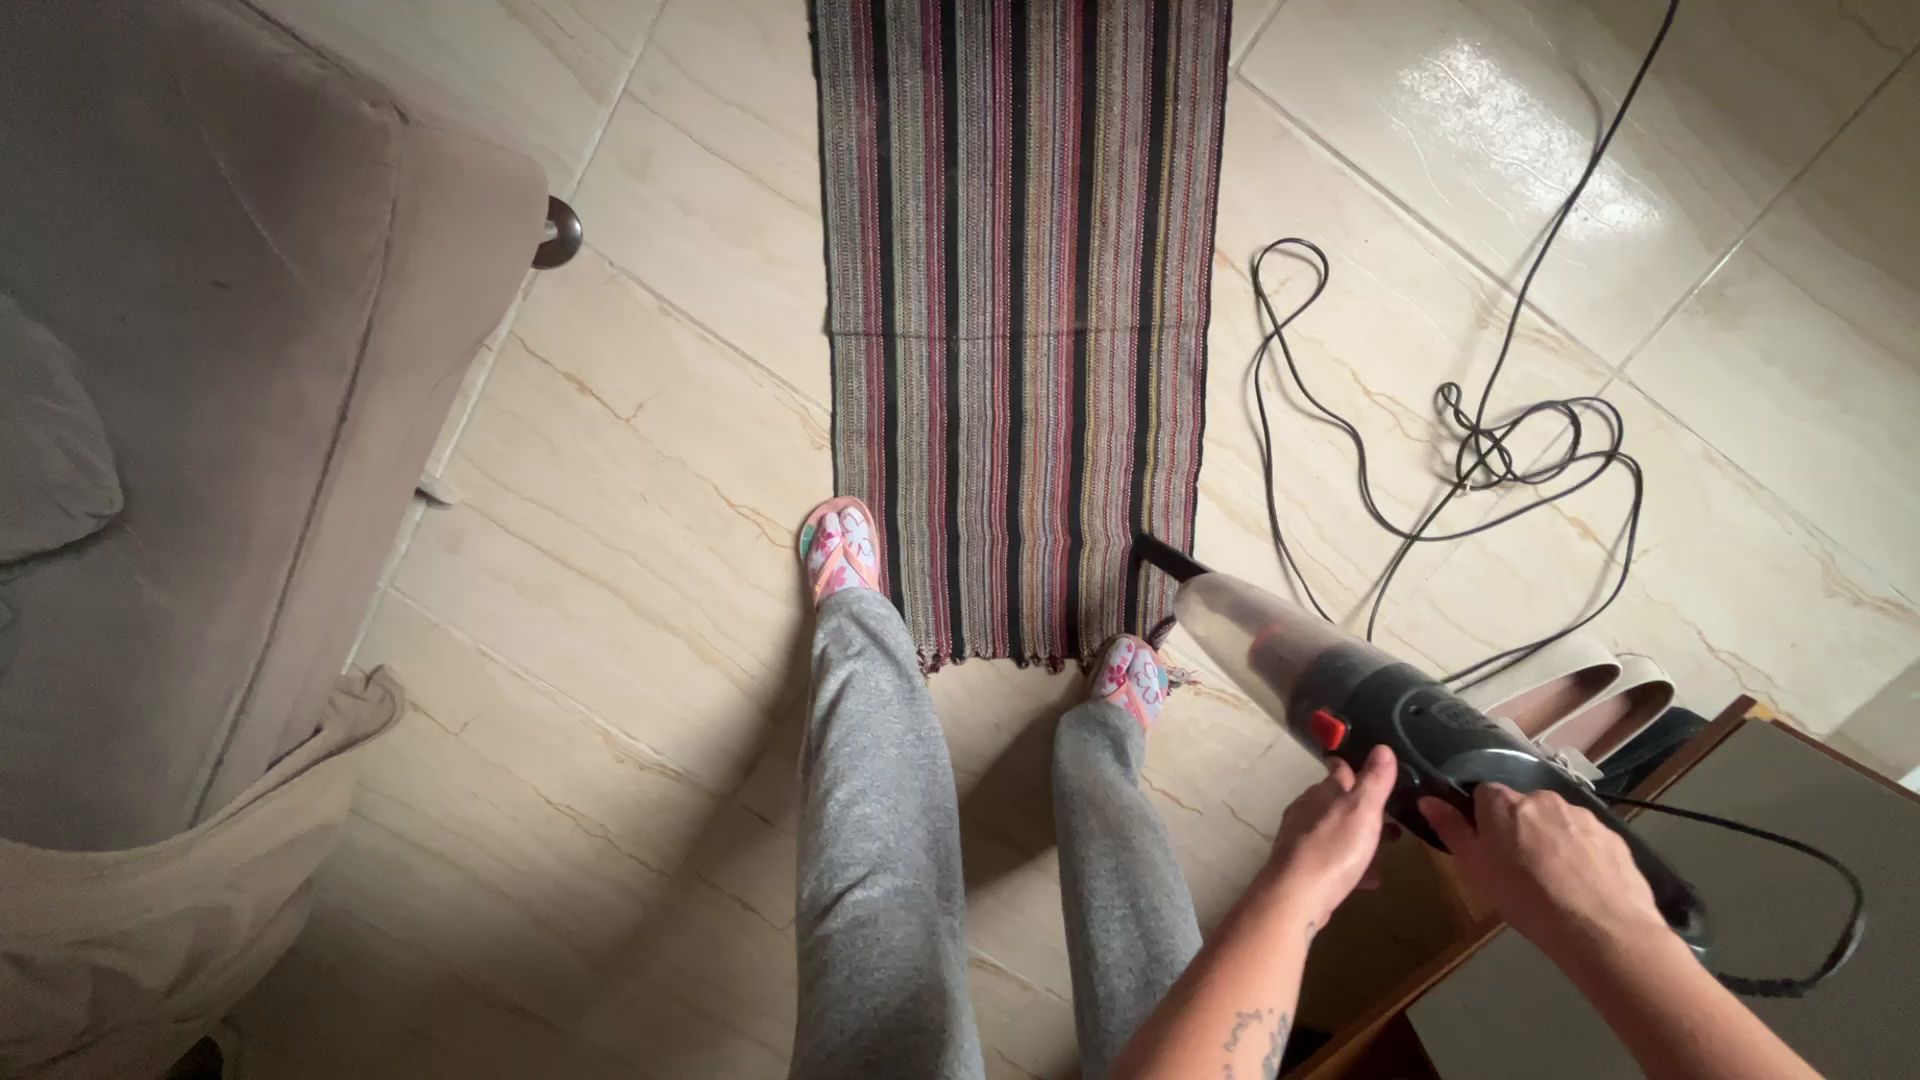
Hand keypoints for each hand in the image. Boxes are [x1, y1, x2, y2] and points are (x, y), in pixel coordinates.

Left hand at [1263, 744, 1397, 930]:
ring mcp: (1304, 839)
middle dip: (1362, 806)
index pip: (1337, 771)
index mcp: (1321, 793)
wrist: (1299, 893)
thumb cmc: (1333, 847)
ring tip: (1386, 842)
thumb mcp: (1361, 810)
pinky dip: (1353, 864)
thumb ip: (1373, 781)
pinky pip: (1335, 861)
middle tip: (1389, 813)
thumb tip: (1382, 747)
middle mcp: (1308, 811)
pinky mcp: (1306, 867)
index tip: (1369, 765)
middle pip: (1338, 802)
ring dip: (1360, 834)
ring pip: (1337, 831)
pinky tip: (1370, 878)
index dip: (1352, 766)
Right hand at [1419, 784, 1667, 958]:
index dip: (1483, 819)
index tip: (1488, 847)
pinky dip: (1583, 856)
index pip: (1483, 794)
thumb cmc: (1525, 896)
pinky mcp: (1616, 840)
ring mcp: (1583, 817)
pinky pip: (1589, 840)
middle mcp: (1542, 798)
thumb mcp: (1474, 866)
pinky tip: (1584, 886)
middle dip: (1520, 828)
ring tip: (1556, 880)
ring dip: (1552, 840)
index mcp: (1502, 801)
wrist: (1604, 932)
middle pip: (1523, 806)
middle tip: (1520, 866)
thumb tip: (1427, 799)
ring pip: (1557, 822)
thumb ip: (1450, 827)